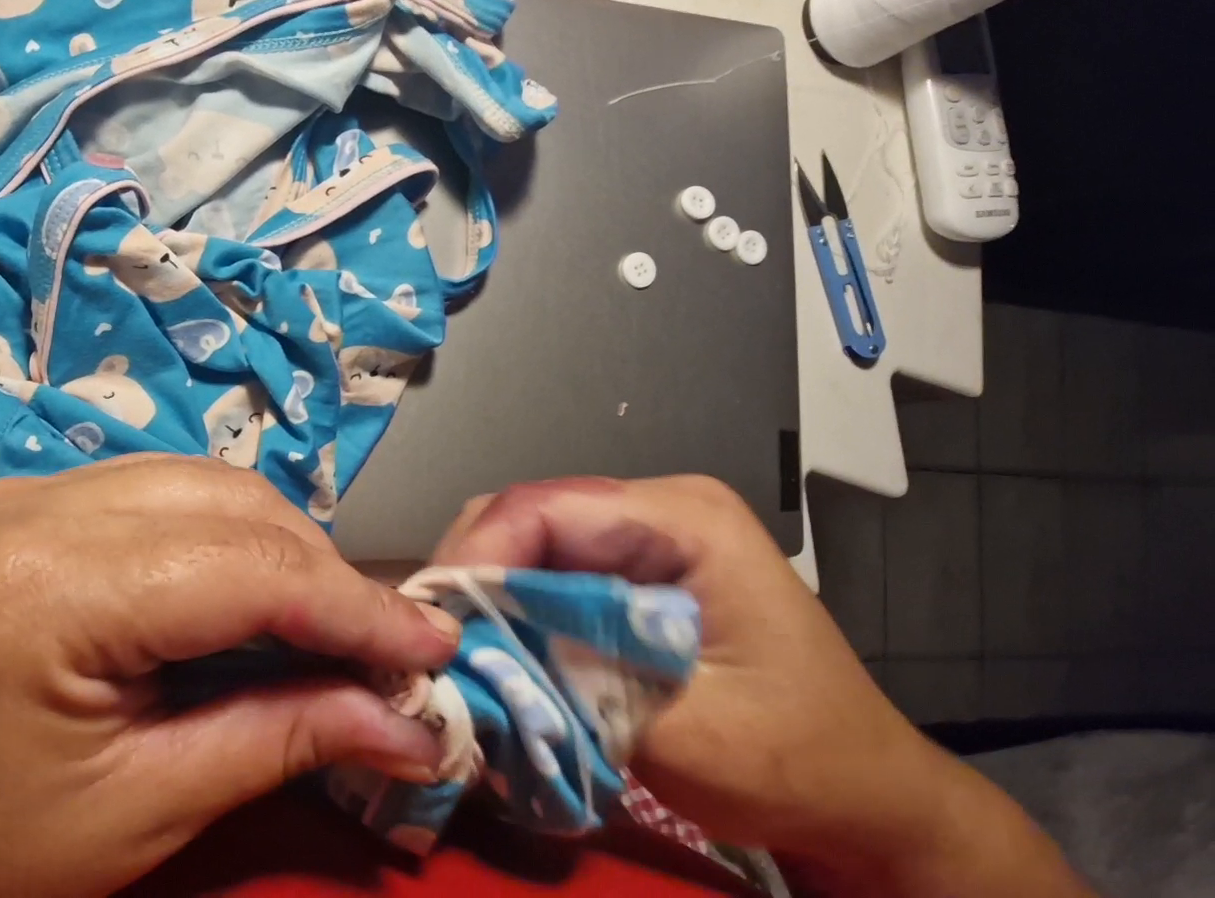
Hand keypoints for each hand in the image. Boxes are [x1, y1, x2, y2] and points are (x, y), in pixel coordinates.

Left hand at [0, 456, 458, 897]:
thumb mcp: (150, 808)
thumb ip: (286, 739)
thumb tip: (412, 721)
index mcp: (46, 592)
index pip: (241, 568)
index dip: (350, 604)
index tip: (431, 644)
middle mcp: (34, 509)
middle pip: (232, 505)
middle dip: (323, 575)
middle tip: (386, 647)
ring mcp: (31, 490)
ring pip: (210, 483)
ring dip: (285, 548)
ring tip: (330, 624)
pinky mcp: (39, 497)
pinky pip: (171, 490)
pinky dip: (234, 535)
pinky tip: (258, 591)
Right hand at [432, 475, 1092, 896]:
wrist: (865, 794)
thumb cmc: (799, 763)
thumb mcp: (686, 736)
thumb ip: (572, 684)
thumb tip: (468, 652)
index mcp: (683, 519)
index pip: (544, 507)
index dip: (476, 556)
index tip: (435, 622)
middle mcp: (655, 508)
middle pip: (523, 516)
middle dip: (471, 577)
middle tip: (437, 646)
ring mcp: (641, 537)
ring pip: (525, 544)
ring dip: (487, 599)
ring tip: (460, 654)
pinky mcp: (628, 571)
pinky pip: (546, 575)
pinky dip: (514, 614)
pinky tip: (502, 654)